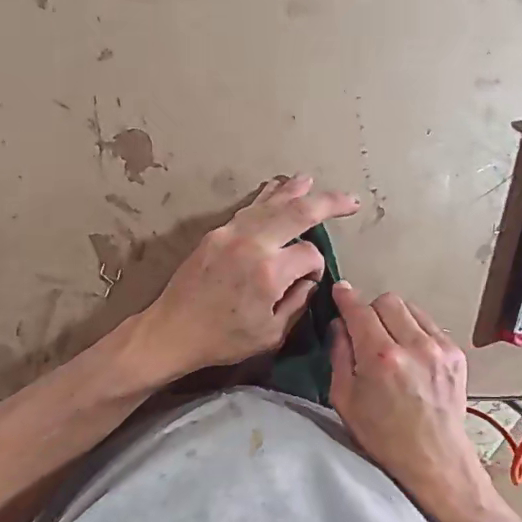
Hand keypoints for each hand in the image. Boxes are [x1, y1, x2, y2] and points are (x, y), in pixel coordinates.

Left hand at [132, 175, 360, 379]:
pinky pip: (248, 209)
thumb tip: (309, 279)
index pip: (310, 254)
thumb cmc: (224, 340)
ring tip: (311, 181)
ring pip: (271, 203)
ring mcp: (231, 234)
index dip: (317, 267)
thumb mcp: (271, 334)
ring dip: (295, 191)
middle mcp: (252, 244)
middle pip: (298, 212)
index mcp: (269, 272)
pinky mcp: (216, 233)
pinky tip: (276, 189)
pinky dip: (267, 197)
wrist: (172, 331)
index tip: (309, 282)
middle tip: (349, 201)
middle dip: (328, 203)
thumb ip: (297, 303)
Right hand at [328, 283, 488, 517]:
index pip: (360, 310)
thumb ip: (340, 354)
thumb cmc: (382, 436)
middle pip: (388, 300)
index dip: (346, 297)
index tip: (340, 290)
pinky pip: (430, 325)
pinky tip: (411, 354)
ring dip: (395, 317)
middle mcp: (413, 345)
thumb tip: (341, 324)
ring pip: (411, 308)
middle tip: (365, 330)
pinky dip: (415, 331)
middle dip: (371, 309)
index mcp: (380, 357)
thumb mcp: (345, 399)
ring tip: (390, 342)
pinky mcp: (456, 354)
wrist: (433, 458)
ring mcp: (439, 348)